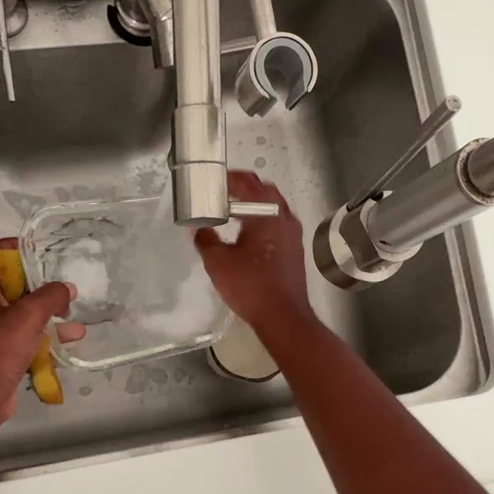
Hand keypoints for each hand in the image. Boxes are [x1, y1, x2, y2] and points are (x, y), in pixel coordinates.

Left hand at [0, 239, 77, 423]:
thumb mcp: (28, 316)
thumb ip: (50, 297)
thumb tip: (67, 288)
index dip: (11, 247)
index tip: (37, 250)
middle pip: (10, 285)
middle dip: (39, 286)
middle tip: (62, 289)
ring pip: (22, 315)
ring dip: (48, 315)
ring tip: (74, 319)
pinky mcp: (1, 356)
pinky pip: (26, 339)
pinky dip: (46, 338)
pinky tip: (69, 342)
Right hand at [191, 171, 314, 334]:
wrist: (283, 316)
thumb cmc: (250, 286)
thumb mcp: (217, 262)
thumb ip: (205, 239)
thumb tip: (198, 229)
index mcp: (266, 213)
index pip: (247, 182)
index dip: (229, 178)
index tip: (214, 181)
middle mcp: (284, 217)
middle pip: (264, 190)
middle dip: (243, 189)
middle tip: (222, 195)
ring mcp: (293, 233)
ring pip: (273, 207)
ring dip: (254, 206)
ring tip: (233, 214)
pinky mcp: (295, 248)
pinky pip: (278, 223)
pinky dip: (263, 221)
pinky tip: (248, 236)